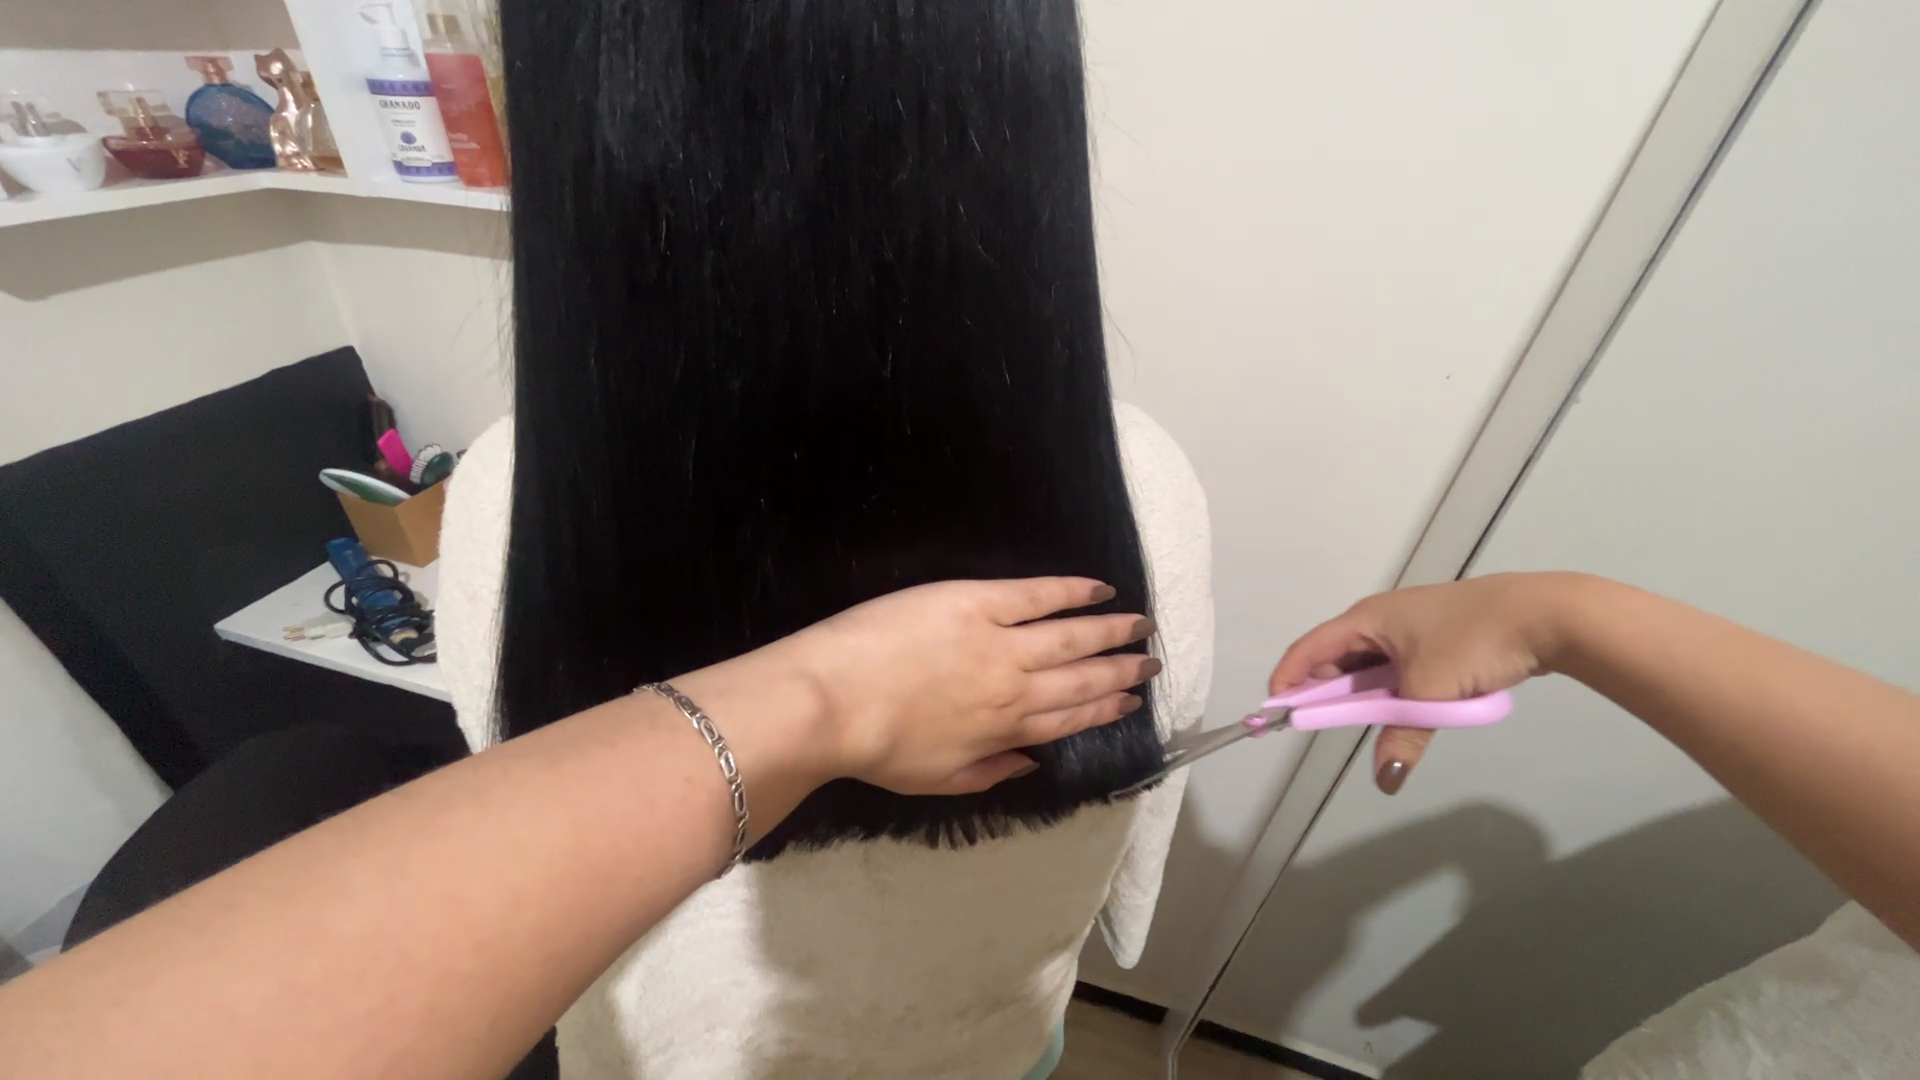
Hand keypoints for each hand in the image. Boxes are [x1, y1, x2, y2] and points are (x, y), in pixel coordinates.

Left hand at [711, 578, 1159, 795]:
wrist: (831, 702)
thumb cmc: (874, 746)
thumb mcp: (934, 780)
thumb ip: (987, 773)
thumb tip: (1028, 765)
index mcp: (1002, 731)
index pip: (1067, 720)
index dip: (1103, 711)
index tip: (1129, 703)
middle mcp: (1015, 688)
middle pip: (1080, 679)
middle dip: (1121, 673)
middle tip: (1151, 665)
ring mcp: (1000, 642)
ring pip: (1071, 637)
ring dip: (1110, 633)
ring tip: (1141, 627)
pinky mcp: (978, 602)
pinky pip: (1037, 595)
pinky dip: (1071, 592)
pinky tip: (1098, 589)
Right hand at [1269, 573, 1577, 792]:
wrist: (1547, 614)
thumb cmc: (1473, 640)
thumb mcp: (1431, 691)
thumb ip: (1402, 735)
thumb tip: (1384, 780)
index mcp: (1365, 618)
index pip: (1309, 648)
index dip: (1289, 677)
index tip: (1277, 710)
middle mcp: (1380, 616)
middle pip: (1335, 656)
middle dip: (1323, 689)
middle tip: (1319, 722)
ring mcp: (1410, 624)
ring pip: (1368, 661)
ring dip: (1359, 691)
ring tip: (1358, 720)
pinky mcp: (1437, 635)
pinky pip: (1394, 663)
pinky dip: (1386, 687)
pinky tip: (1397, 707)